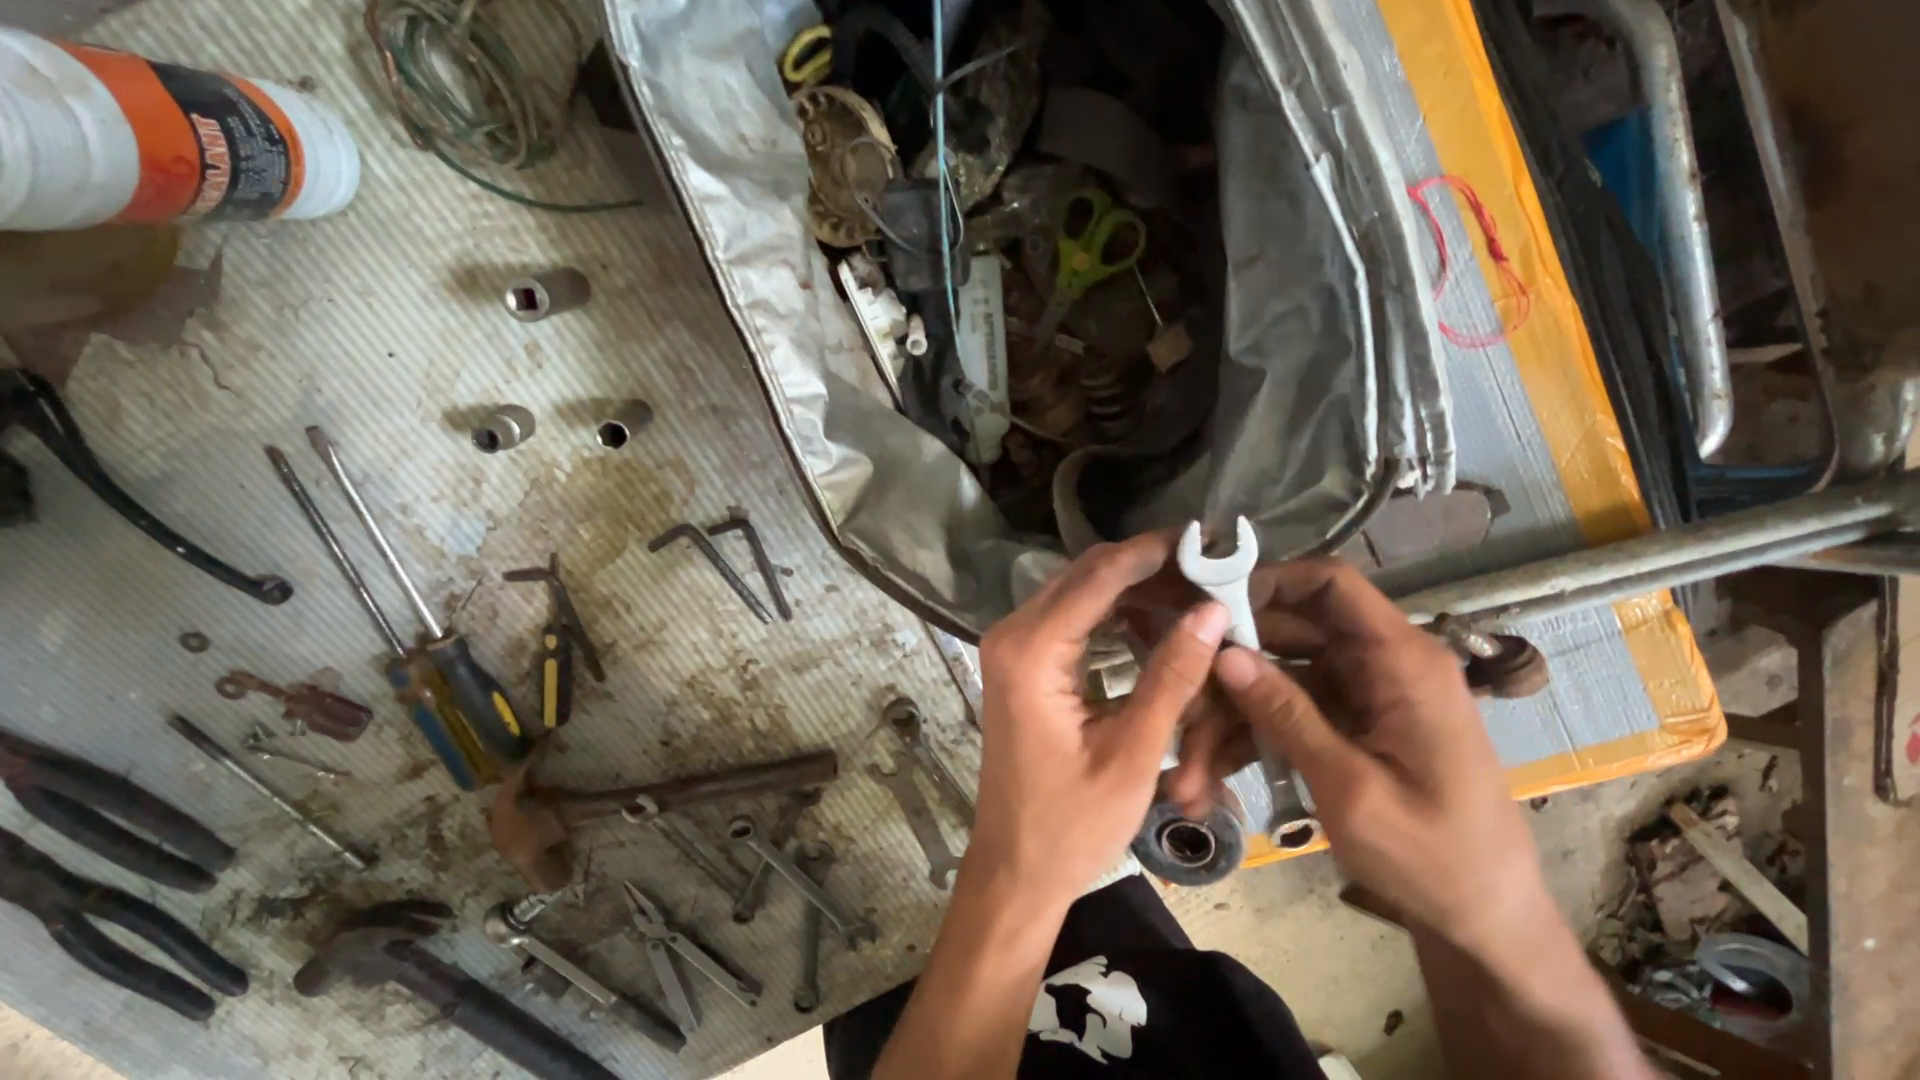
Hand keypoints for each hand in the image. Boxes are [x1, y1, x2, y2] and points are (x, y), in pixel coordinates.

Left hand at [968, 533, 1228, 908]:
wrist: (1015, 870)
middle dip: (1151, 569)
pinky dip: (1115, 618)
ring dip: (1136, 592)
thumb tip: (1213, 610)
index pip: (1101, 574)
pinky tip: (1159, 629)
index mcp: (1031, 650)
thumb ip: (1172, 677)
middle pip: (1088, 574)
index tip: (1212, 540)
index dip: (1157, 552)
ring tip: (1198, 599)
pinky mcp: (1022, 665)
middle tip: (1215, 573)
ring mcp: (1013, 647)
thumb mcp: (1133, 752)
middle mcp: (1013, 633)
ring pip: (1082, 593)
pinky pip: (1074, 621)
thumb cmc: (1072, 824)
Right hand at [1175, 559, 1550, 949]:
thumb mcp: (1351, 789)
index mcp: (1402, 662)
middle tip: (1177, 714)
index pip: (1330, 584)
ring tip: (1187, 778)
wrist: (1486, 919)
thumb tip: (1226, 655)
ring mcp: (1364, 697)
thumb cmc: (1434, 857)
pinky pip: (1288, 714)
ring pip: (1276, 680)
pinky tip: (1211, 783)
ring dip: (1229, 721)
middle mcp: (1382, 666)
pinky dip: (1250, 742)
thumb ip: (1288, 717)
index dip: (1267, 582)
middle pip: (1286, 637)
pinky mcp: (1351, 726)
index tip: (1207, 612)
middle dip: (1226, 674)